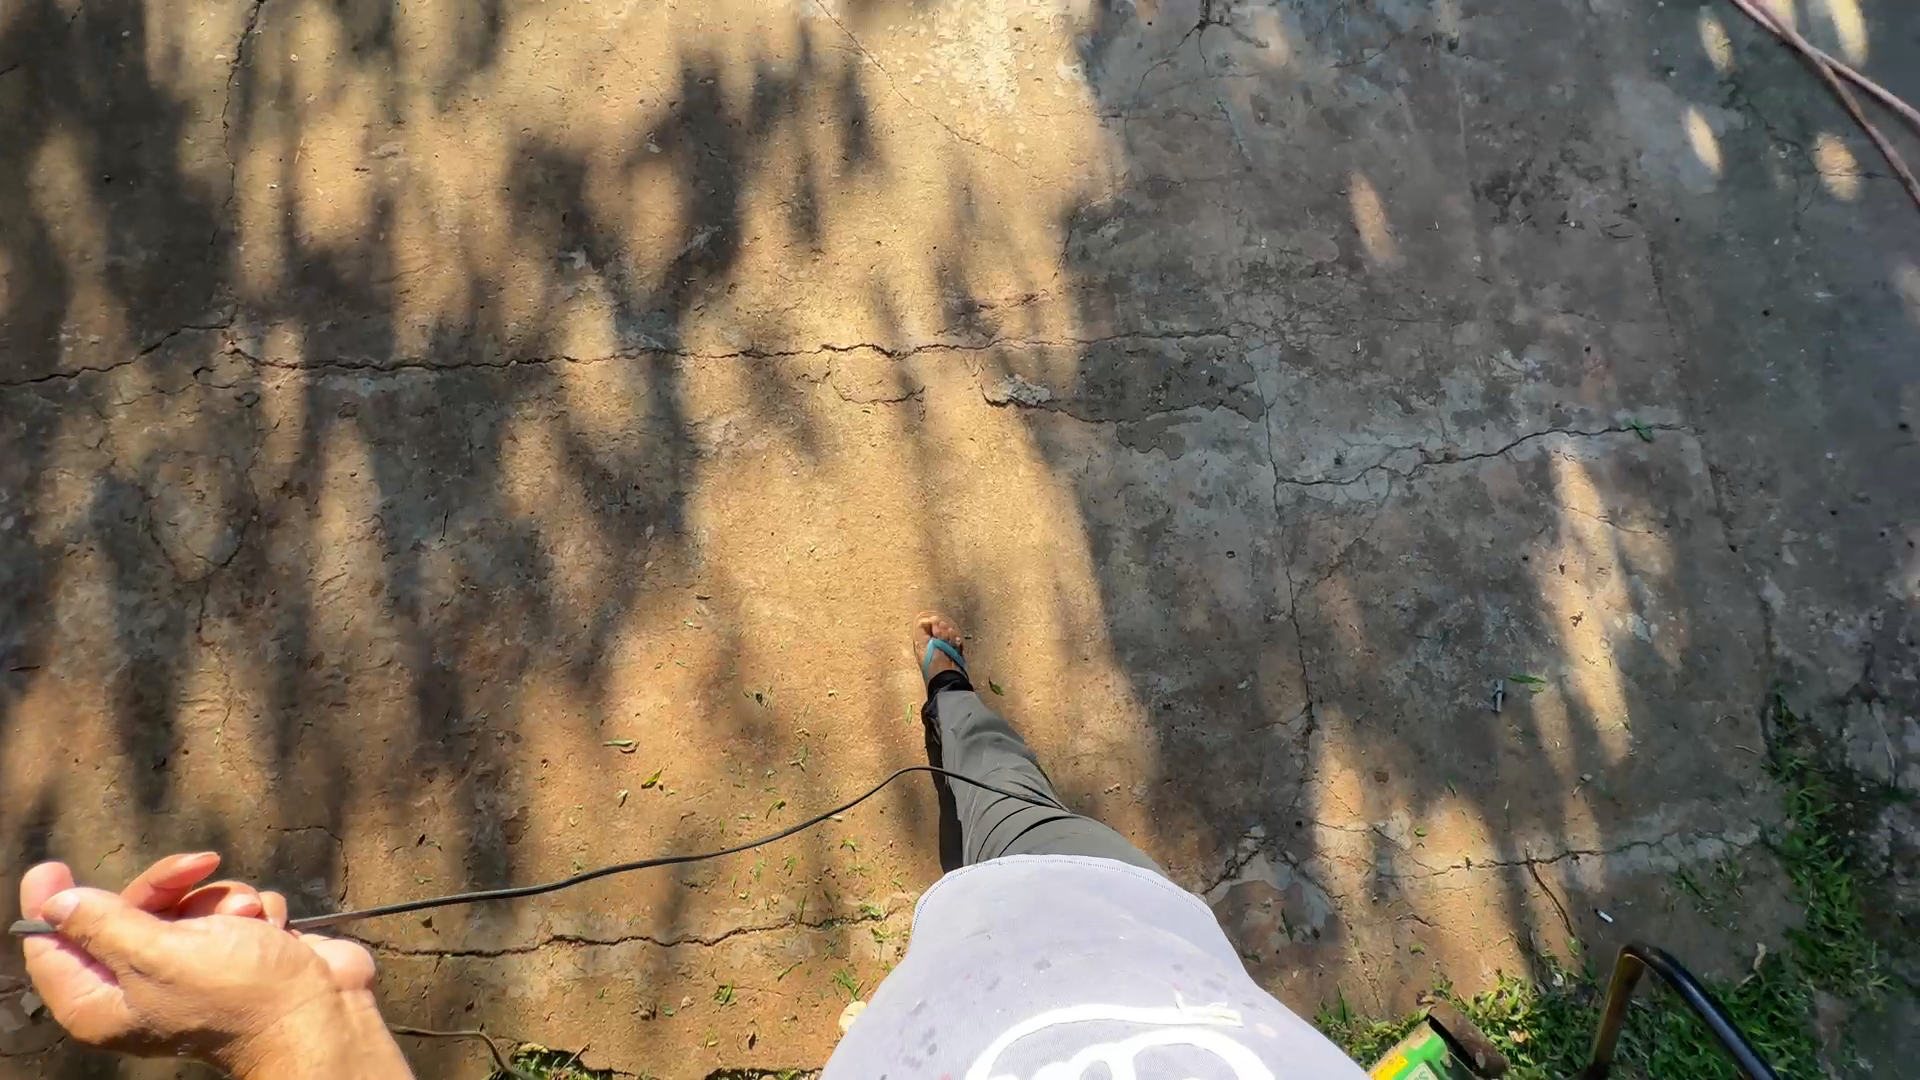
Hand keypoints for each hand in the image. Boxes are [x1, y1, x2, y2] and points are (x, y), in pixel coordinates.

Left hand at [18, 854, 410, 1078]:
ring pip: (198, 905)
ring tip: (251, 917)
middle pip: (138, 912)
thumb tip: (57, 905)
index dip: (53, 907)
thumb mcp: (161, 955)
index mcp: (104, 998)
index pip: (58, 948)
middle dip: (173, 884)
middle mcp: (145, 981)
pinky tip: (273, 927)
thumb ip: (107, 927)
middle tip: (203, 862)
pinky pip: (241, 910)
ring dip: (229, 899)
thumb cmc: (234, 989)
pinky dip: (259, 911)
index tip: (49, 869)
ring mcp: (200, 963)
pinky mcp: (246, 947)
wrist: (316, 1005)